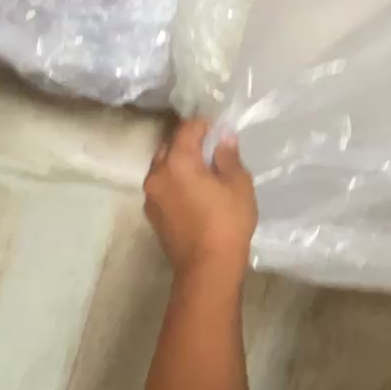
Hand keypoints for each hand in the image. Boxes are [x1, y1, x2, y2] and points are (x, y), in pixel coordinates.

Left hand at [144, 119, 256, 279]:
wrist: (207, 265)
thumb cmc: (228, 221)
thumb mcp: (238, 185)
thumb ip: (228, 158)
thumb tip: (223, 139)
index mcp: (178, 162)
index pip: (186, 130)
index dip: (202, 123)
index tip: (217, 125)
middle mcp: (157, 174)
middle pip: (168, 146)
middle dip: (187, 141)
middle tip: (210, 145)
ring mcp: (151, 196)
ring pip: (163, 167)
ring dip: (179, 162)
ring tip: (203, 168)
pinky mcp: (153, 213)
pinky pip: (163, 186)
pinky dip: (175, 181)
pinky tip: (194, 190)